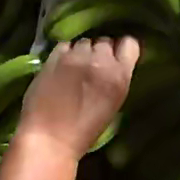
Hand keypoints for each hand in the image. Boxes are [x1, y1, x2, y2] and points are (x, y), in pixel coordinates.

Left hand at [15, 38, 139, 161]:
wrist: (49, 138)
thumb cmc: (84, 131)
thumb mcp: (113, 105)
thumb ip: (115, 79)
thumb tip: (113, 65)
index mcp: (120, 76)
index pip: (129, 43)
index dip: (121, 48)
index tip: (116, 56)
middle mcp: (100, 61)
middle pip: (105, 41)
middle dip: (100, 51)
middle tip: (92, 65)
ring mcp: (76, 57)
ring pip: (84, 41)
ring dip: (81, 51)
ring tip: (74, 66)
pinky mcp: (54, 57)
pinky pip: (64, 44)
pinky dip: (64, 52)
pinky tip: (59, 66)